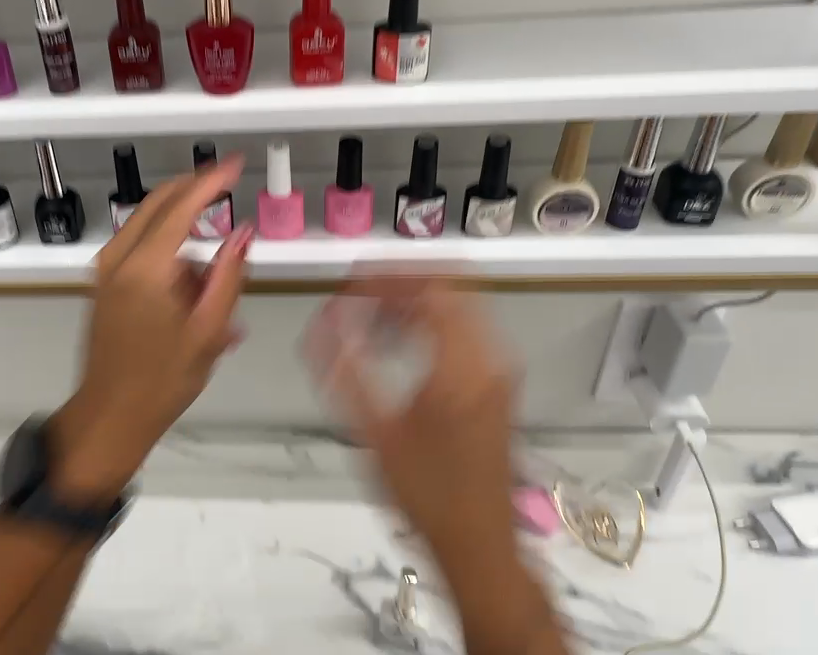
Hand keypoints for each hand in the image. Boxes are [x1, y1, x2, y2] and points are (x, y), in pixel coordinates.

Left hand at [53, 159, 251, 498]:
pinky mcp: (104, 283)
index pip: (181, 206)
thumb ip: (228, 276)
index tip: (235, 162)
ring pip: (150, 226)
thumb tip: (243, 232)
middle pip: (158, 203)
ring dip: (184, 234)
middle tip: (227, 187)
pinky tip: (194, 298)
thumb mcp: (207, 331)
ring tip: (213, 291)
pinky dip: (170, 256)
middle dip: (194, 191)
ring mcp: (106, 270)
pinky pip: (141, 249)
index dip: (211, 180)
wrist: (109, 417)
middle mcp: (118, 258)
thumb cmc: (163, 380)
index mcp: (144, 268)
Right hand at [304, 273, 518, 565]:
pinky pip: (463, 322)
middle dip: (395, 280)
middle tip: (356, 295)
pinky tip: (394, 341)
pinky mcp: (497, 378)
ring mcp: (498, 366)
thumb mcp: (373, 432)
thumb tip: (318, 325)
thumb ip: (342, 370)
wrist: (480, 543)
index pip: (427, 285)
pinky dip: (426, 318)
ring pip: (455, 298)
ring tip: (369, 317)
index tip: (347, 283)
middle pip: (446, 281)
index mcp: (460, 364)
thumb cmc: (427, 495)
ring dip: (410, 298)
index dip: (382, 274)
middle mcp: (489, 355)